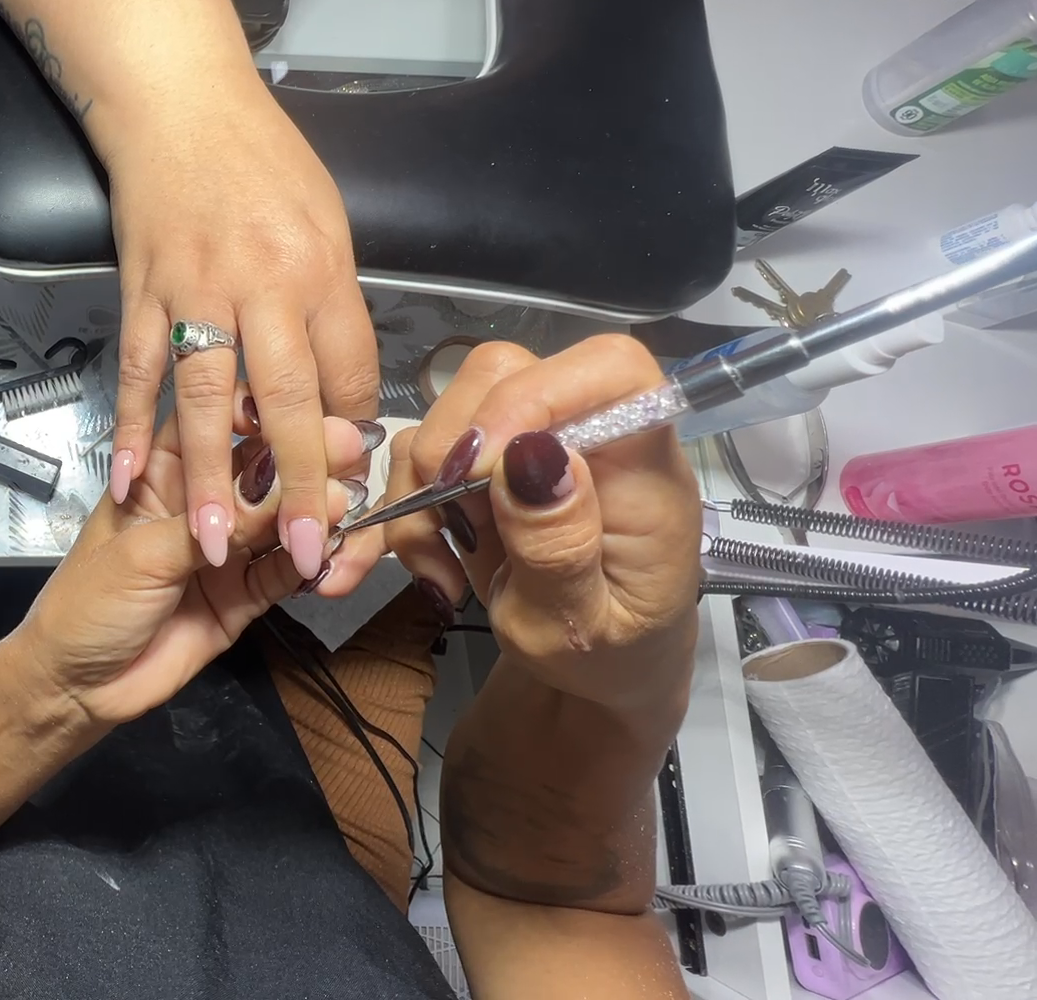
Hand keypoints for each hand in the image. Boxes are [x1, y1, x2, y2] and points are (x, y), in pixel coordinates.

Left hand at [13, 392, 372, 726]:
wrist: (77, 687)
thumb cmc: (89, 603)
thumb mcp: (146, 554)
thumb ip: (218, 526)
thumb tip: (289, 494)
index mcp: (160, 476)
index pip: (210, 425)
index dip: (251, 411)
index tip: (291, 408)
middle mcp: (200, 504)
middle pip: (258, 469)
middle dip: (299, 459)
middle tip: (348, 449)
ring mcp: (225, 550)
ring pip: (280, 520)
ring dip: (311, 512)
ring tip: (343, 505)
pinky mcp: (242, 595)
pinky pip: (284, 573)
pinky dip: (309, 564)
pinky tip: (329, 554)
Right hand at [101, 86, 378, 587]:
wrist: (180, 105)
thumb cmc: (261, 160)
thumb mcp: (325, 221)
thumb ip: (330, 305)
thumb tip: (333, 384)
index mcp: (321, 269)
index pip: (348, 373)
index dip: (351, 435)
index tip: (348, 483)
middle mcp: (263, 286)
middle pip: (288, 401)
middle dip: (299, 484)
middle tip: (304, 552)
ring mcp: (195, 293)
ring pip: (207, 399)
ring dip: (208, 477)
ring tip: (210, 544)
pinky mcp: (141, 296)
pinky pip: (138, 373)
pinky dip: (132, 429)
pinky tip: (127, 480)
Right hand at [326, 336, 703, 709]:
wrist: (589, 671)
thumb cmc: (607, 657)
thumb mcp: (579, 626)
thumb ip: (559, 546)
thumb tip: (532, 455)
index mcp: (639, 467)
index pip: (608, 370)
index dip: (532, 397)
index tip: (478, 469)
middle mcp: (581, 437)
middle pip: (500, 375)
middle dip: (449, 452)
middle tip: (450, 526)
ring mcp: (523, 448)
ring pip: (444, 415)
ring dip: (418, 492)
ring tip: (439, 561)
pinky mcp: (480, 467)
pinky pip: (415, 457)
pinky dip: (403, 509)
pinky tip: (429, 558)